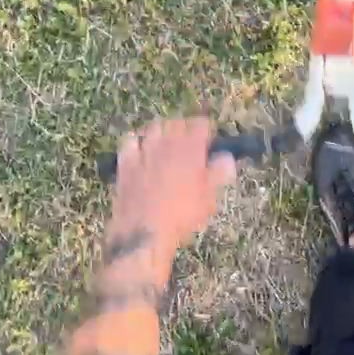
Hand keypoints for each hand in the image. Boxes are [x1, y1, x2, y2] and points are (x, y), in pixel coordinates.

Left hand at [107, 118, 236, 258]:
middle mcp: (168, 142)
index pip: (201, 124)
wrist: (145, 232)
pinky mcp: (127, 161)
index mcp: (191, 148)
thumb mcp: (208, 198)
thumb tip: (227, 157)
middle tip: (187, 144)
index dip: (205, 130)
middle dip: (184, 129)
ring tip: (165, 144)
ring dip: (162, 132)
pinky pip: (131, 141)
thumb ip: (219, 173)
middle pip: (177, 122)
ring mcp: (146, 149)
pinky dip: (136, 142)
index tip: (207, 142)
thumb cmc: (182, 216)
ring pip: (155, 127)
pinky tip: (140, 150)